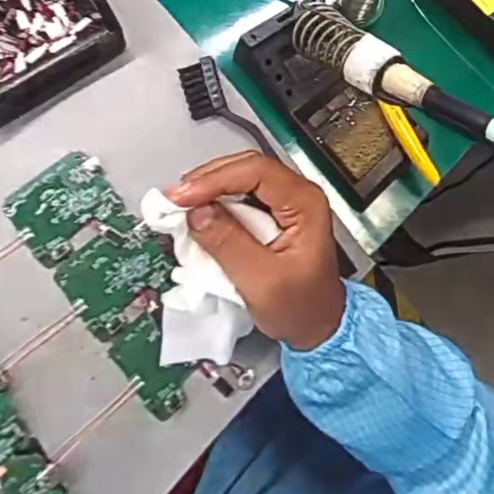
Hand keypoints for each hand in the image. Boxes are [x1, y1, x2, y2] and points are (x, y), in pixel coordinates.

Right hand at [163, 151, 344, 350]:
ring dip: (209, 187)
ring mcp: (286, 200)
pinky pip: (241, 194)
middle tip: (174, 198)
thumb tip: (196, 212)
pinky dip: (216, 200)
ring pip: (242, 177)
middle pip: (248, 167)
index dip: (216, 178)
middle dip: (208, 179)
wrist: (319, 326)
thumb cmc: (301, 308)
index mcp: (305, 202)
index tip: (182, 196)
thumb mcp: (262, 282)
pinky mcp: (273, 211)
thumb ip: (229, 244)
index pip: (257, 171)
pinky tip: (197, 210)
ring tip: (180, 204)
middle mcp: (298, 192)